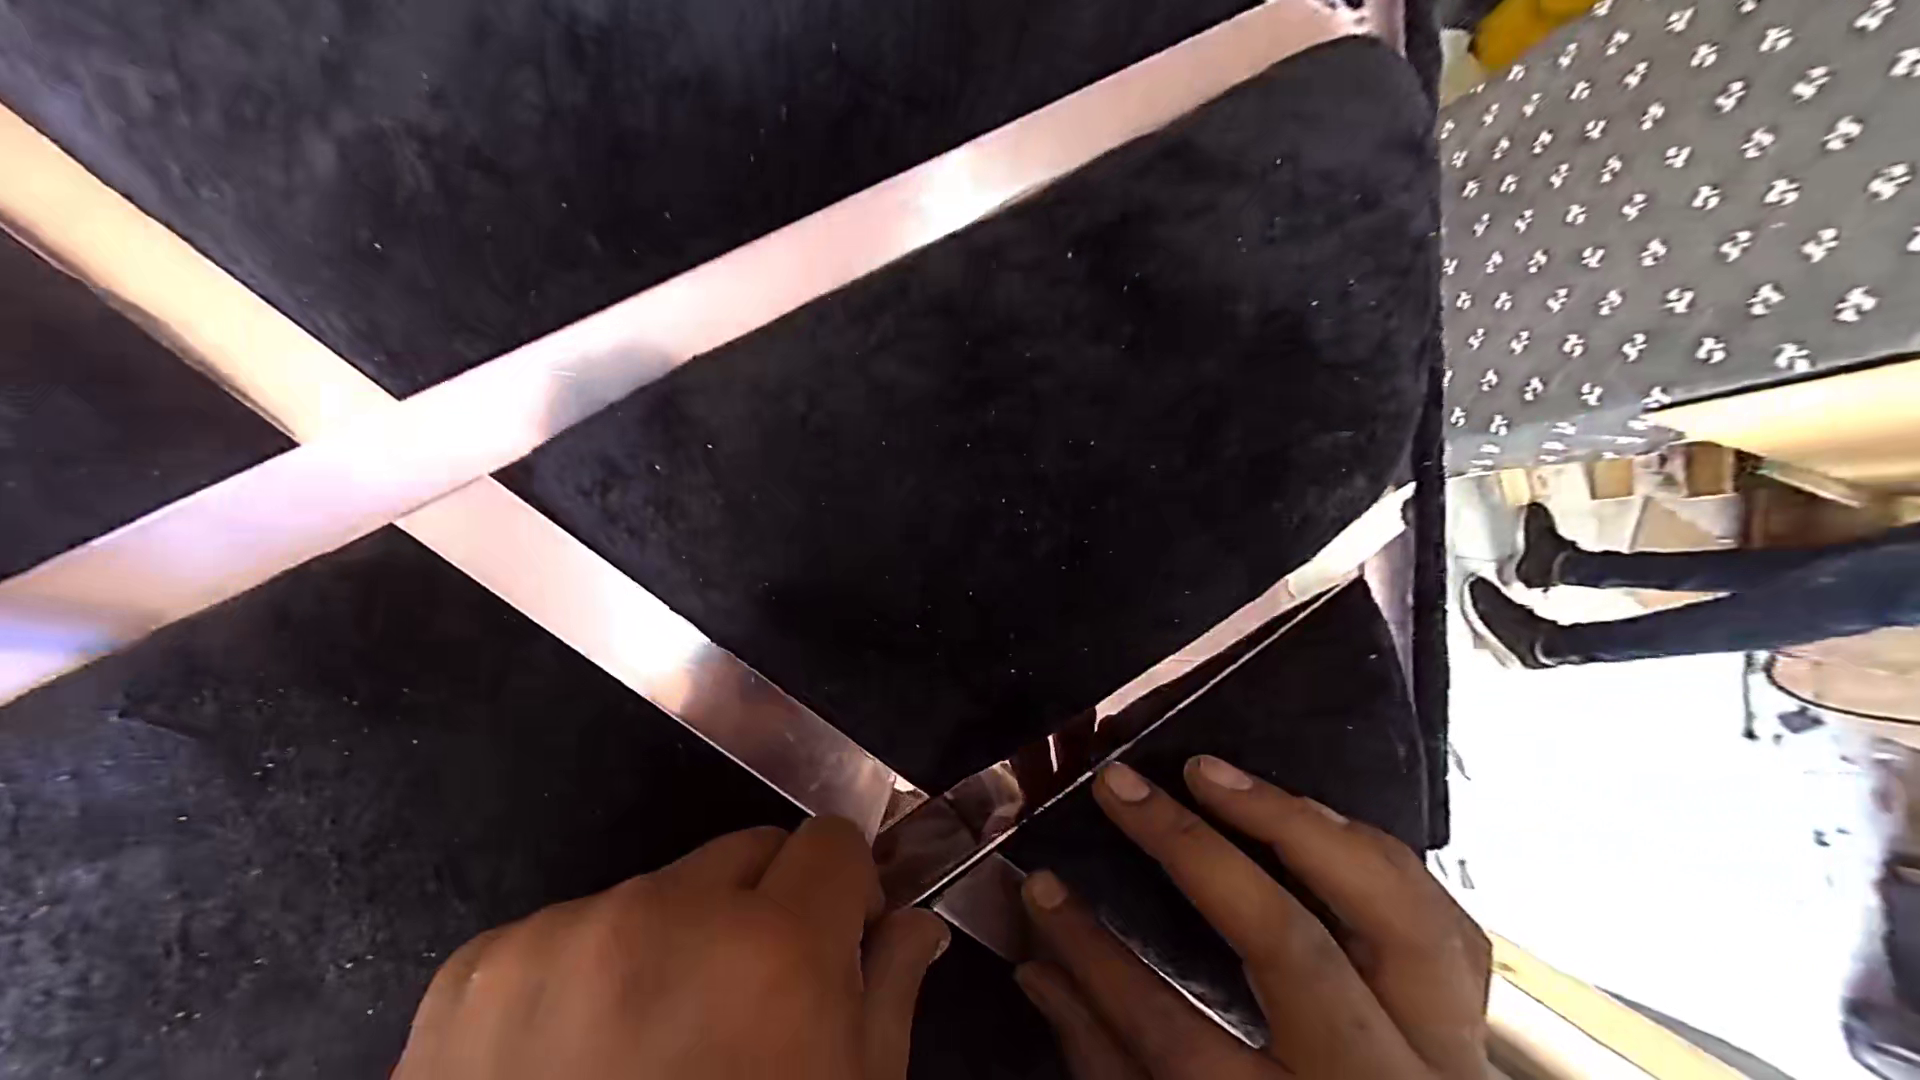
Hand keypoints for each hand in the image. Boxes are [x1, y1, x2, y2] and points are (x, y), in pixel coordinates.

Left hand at [393, 817, 948, 1079]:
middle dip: (765, 907)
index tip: (839, 935)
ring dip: (677, 940)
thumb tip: (915, 921)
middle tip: (747, 1000)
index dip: (846, 887)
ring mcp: (563, 935)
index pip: (833, 840)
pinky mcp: (478, 966)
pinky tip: (572, 1061)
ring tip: (651, 1045)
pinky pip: (573, 927)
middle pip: (748, 850)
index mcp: (773, 951)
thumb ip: (890, 992)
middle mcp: (668, 916)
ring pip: (664, 888)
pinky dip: (589, 972)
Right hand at [1016, 756, 1488, 1078]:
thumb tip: (1036, 964)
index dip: (1093, 954)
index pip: (1172, 1033)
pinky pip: (1440, 918)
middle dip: (1192, 850)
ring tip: (1210, 774)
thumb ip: (1104, 1059)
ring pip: (1391, 911)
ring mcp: (1444, 1054)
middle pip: (1290, 946)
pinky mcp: (1473, 1026)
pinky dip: (1367, 850)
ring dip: (1291, 822)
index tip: (1041, 884)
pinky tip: (1302, 813)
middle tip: (1124, 787)